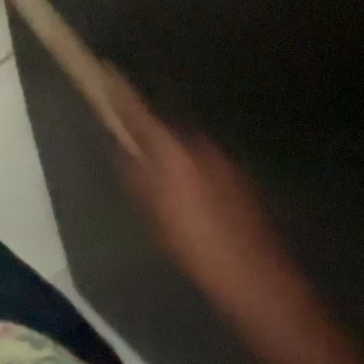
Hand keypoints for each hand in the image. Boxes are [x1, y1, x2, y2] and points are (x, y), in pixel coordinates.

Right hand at [119, 120, 301, 304]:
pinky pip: (206, 165)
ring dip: (172, 156)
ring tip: (155, 178)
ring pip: (189, 149)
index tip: (108, 86)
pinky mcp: (241, 180)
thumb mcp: (155, 216)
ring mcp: (227, 163)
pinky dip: (192, 171)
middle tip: (129, 148)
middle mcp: (204, 149)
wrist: (256, 277)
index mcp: (177, 154)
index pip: (142, 118)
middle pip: (168, 132)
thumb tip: (122, 153)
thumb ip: (136, 178)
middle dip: (149, 136)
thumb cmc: (196, 247)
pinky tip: (186, 198)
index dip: (123, 103)